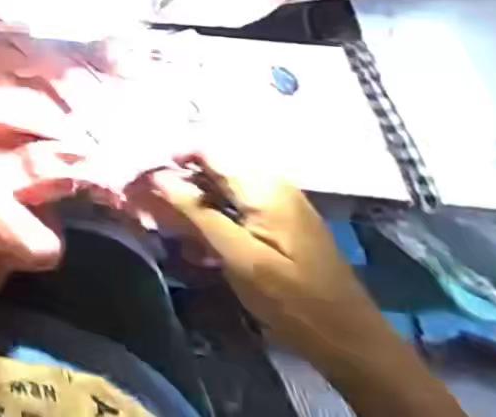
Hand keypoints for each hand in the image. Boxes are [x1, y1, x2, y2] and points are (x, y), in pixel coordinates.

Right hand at [136, 163, 464, 416]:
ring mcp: (278, 203)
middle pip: (213, 166)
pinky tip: (200, 247)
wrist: (355, 346)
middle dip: (179, 182)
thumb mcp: (239, 258)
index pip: (206, 149)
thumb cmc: (295, 301)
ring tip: (169, 227)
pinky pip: (237, 206)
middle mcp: (271, 183)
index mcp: (263, 184)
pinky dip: (214, 219)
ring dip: (194, 203)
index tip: (141, 176)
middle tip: (149, 204)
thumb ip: (197, 213)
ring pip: (222, 188)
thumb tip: (157, 176)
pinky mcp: (280, 223)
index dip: (171, 157)